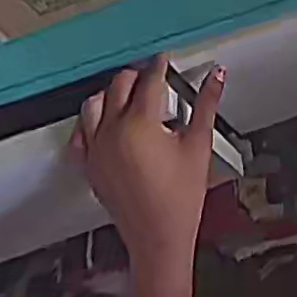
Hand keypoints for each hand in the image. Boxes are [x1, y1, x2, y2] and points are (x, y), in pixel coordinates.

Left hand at [69, 55, 225, 296]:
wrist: (158, 238)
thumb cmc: (180, 196)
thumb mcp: (199, 143)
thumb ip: (207, 103)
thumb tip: (216, 76)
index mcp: (140, 123)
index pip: (149, 79)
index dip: (160, 65)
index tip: (165, 59)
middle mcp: (113, 132)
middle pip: (119, 84)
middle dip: (138, 75)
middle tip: (154, 76)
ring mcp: (97, 150)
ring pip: (94, 104)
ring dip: (112, 93)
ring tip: (130, 94)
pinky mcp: (90, 167)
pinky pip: (80, 134)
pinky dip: (90, 122)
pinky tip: (105, 122)